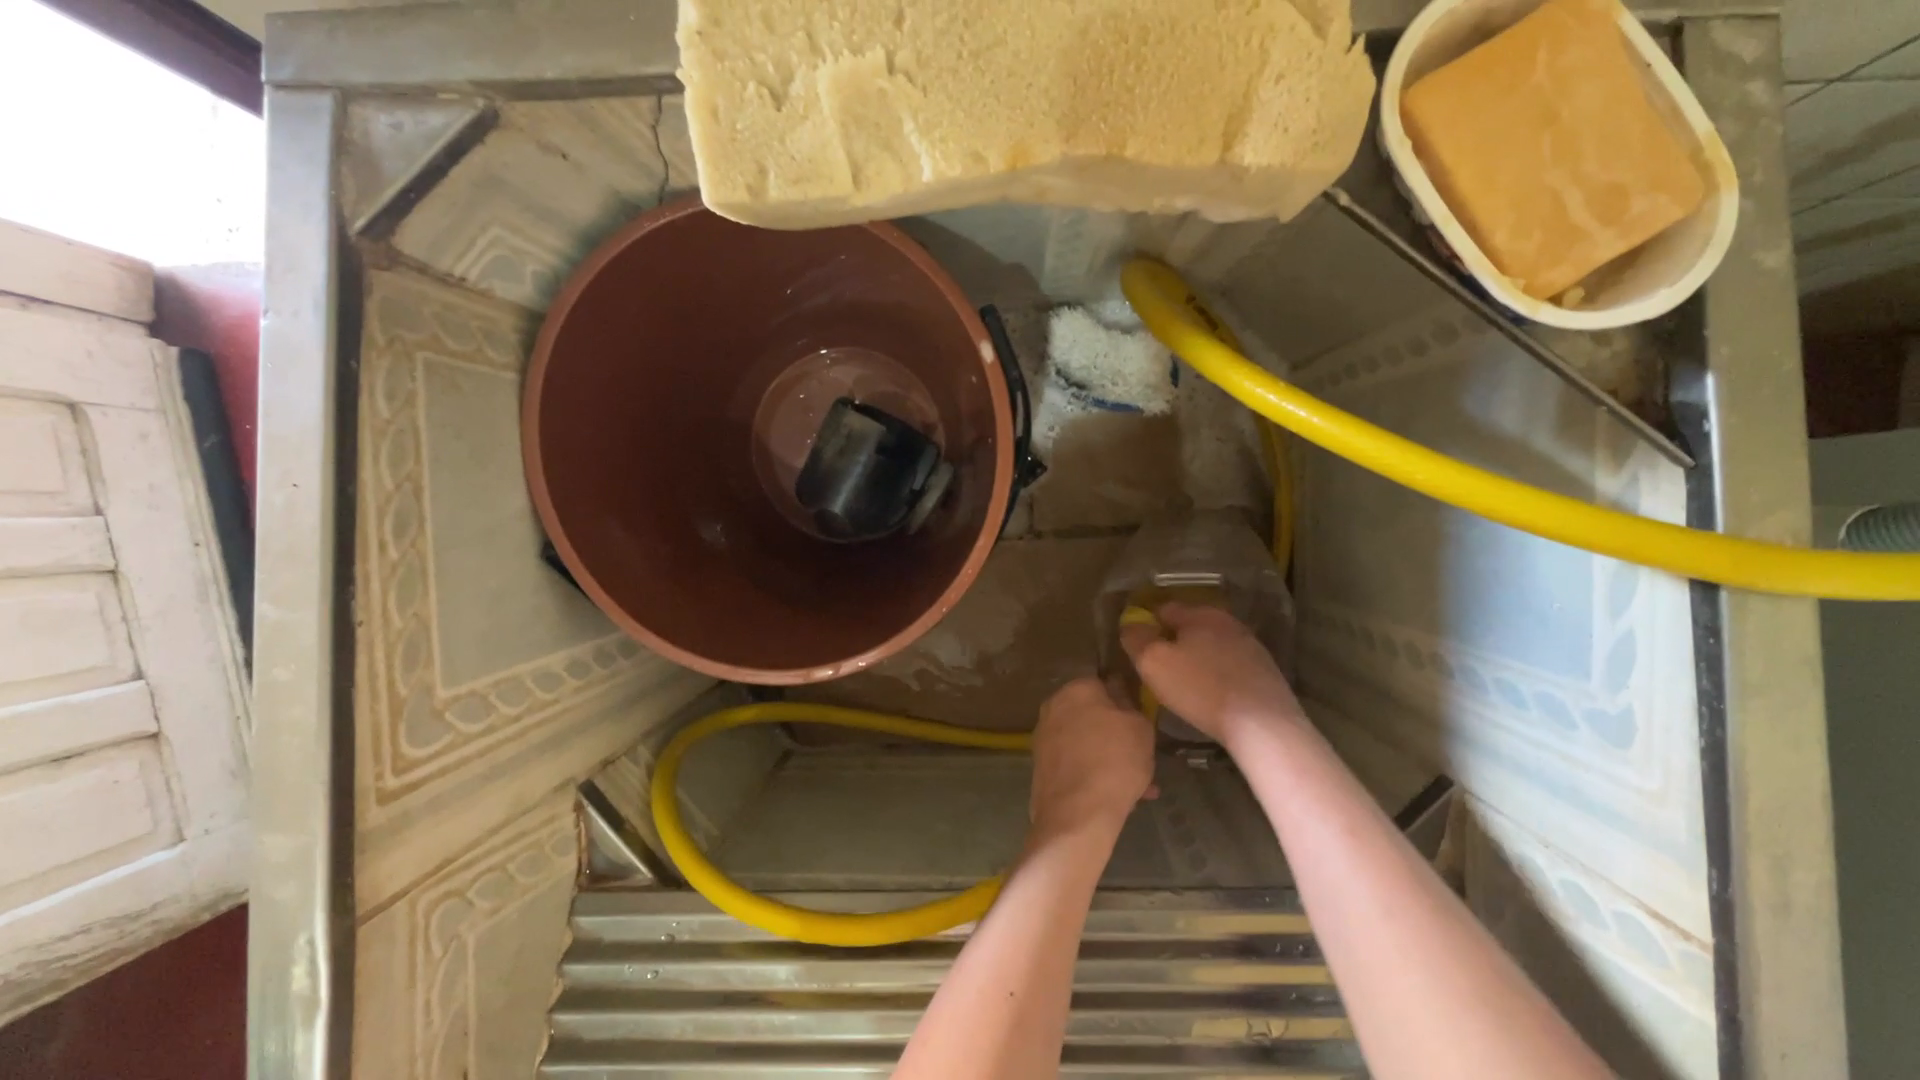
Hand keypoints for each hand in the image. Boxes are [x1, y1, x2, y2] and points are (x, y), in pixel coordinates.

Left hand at [1029, 678, 1156, 836]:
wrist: (1077, 813)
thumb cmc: (1115, 760)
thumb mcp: (1140, 728)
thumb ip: (1131, 707)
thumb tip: (1119, 698)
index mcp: (1075, 690)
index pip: (1103, 684)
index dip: (1124, 703)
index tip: (1139, 722)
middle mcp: (1052, 709)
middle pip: (1091, 717)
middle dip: (1115, 735)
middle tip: (1139, 755)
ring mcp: (1043, 740)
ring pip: (1085, 745)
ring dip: (1107, 759)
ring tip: (1138, 786)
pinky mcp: (1041, 770)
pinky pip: (1075, 766)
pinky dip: (1093, 776)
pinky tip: (1117, 797)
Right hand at [1121, 603, 1305, 747]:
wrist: (1262, 724)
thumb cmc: (1200, 688)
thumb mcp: (1154, 663)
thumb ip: (1137, 639)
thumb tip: (1131, 625)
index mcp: (1200, 613)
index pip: (1164, 609)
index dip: (1147, 625)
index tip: (1139, 649)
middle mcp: (1228, 622)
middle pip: (1191, 626)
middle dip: (1174, 642)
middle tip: (1160, 669)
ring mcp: (1251, 646)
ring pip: (1212, 646)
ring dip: (1197, 659)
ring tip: (1185, 685)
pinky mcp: (1265, 672)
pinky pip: (1230, 666)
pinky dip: (1217, 675)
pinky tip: (1212, 696)